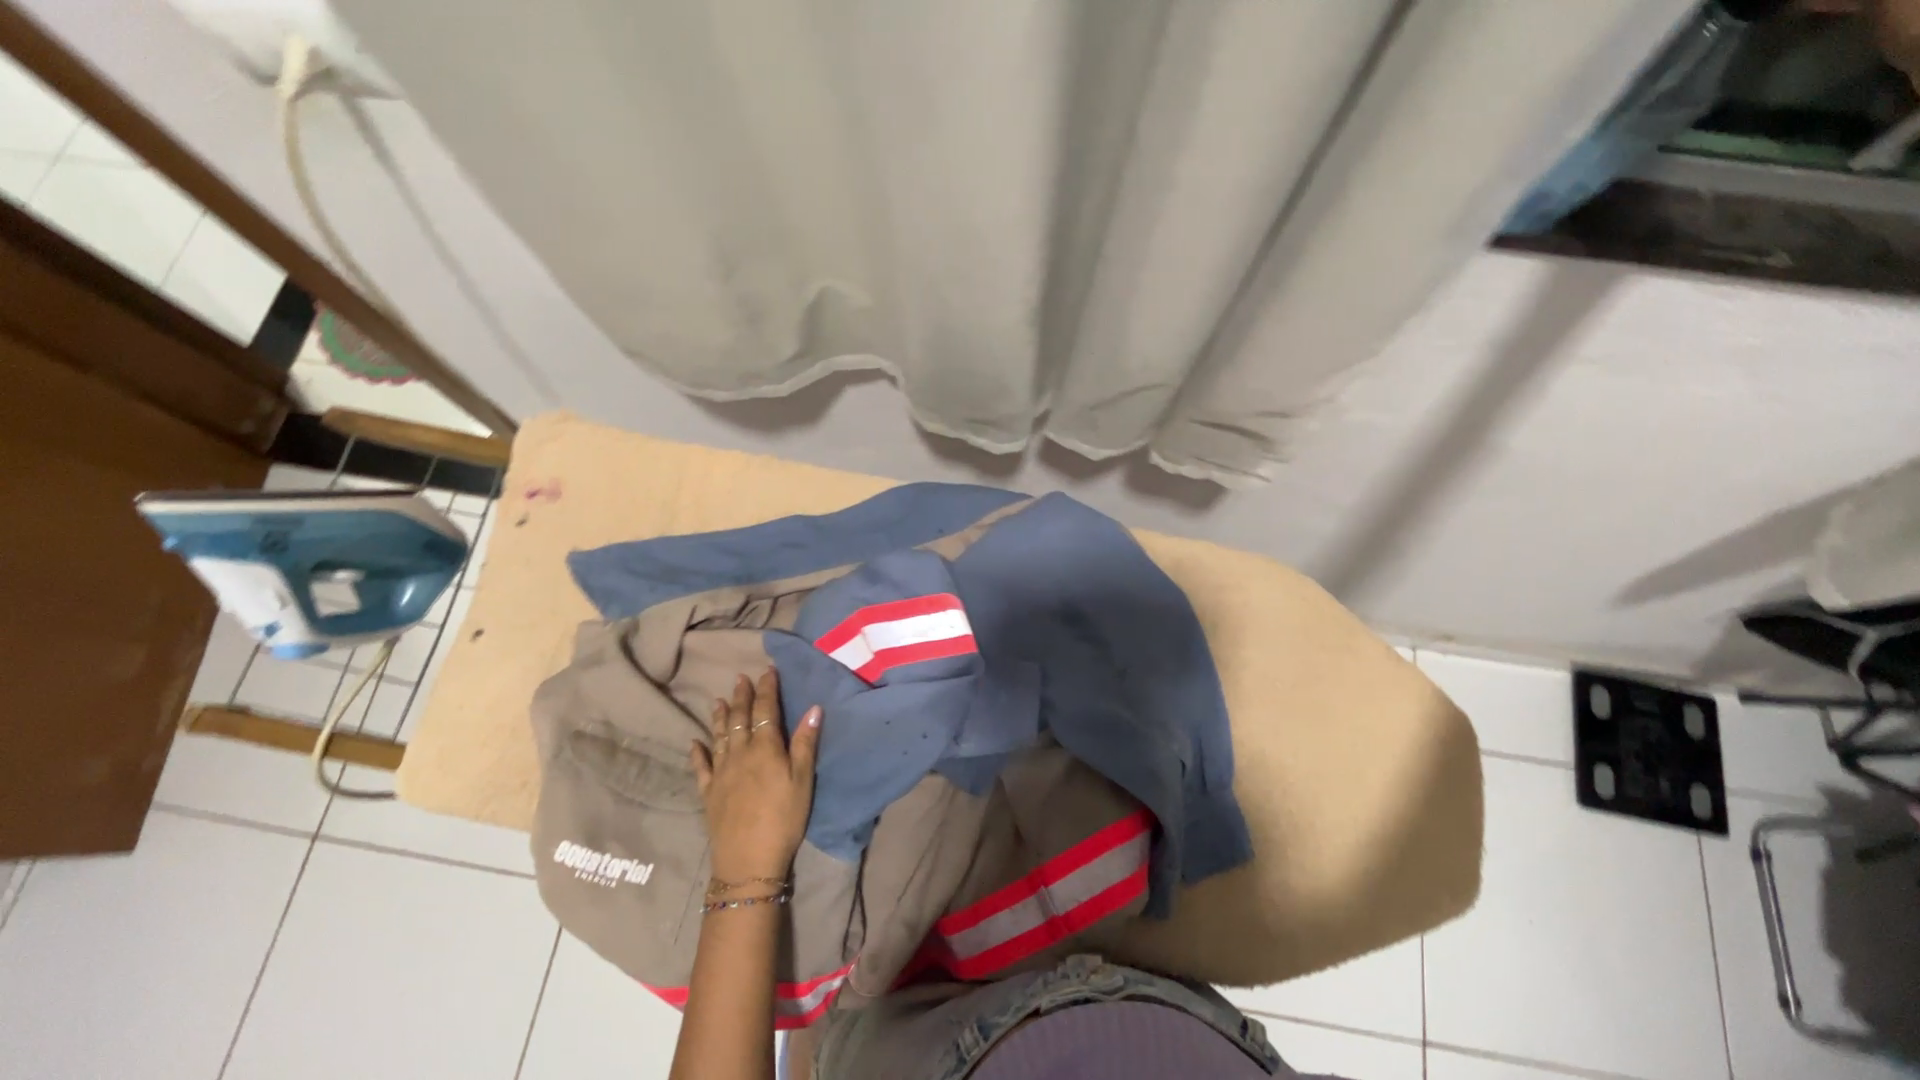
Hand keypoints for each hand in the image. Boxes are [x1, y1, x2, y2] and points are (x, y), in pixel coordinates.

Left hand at [690, 670, 822, 881]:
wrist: (748, 859)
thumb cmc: (784, 819)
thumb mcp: (802, 781)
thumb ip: (805, 743)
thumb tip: (813, 708)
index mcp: (765, 748)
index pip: (766, 710)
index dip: (767, 689)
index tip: (768, 671)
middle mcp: (739, 753)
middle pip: (740, 719)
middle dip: (742, 697)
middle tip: (741, 678)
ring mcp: (721, 773)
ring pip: (719, 737)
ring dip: (720, 717)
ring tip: (718, 700)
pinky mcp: (709, 793)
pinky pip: (701, 767)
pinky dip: (697, 752)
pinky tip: (694, 742)